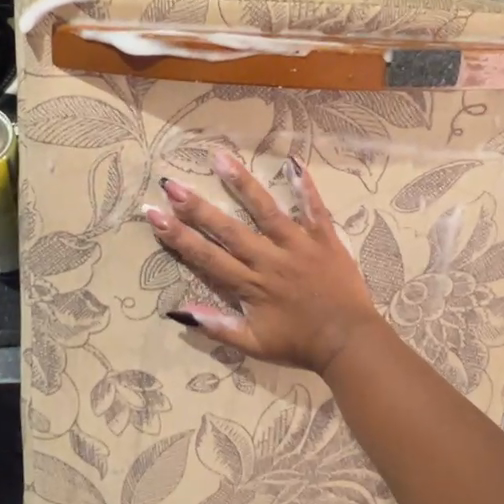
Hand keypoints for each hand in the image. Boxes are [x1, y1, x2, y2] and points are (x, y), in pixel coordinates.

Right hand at [144, 151, 389, 375]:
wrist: (349, 342)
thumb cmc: (300, 345)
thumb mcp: (254, 346)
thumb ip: (218, 326)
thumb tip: (179, 311)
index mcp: (250, 285)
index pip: (206, 256)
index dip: (178, 236)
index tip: (154, 214)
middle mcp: (269, 259)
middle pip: (228, 229)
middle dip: (197, 207)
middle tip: (171, 183)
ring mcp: (298, 245)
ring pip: (265, 210)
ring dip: (241, 184)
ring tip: (220, 158)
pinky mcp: (325, 238)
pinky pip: (314, 208)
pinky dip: (304, 185)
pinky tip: (293, 161)